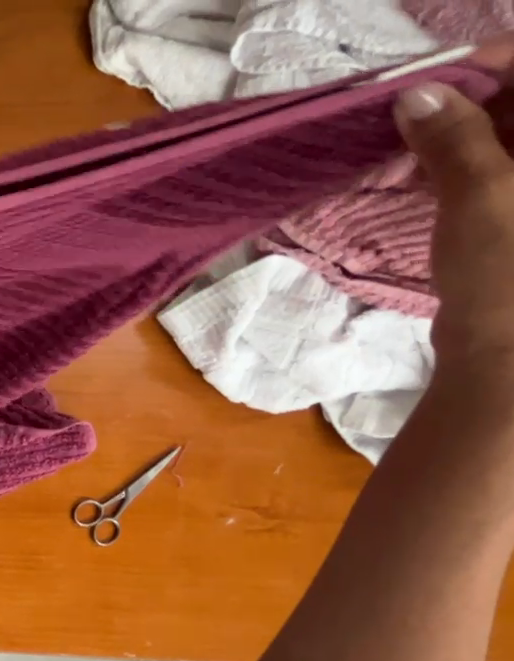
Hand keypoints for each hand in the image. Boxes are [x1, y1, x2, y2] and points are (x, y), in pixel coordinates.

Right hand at [396, 77, 513, 402]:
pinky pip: (501, 162)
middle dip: (466, 99)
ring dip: (458, 130)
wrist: (513, 348)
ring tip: (404, 145)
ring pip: (508, 132)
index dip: (488, 66)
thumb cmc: (507, 270)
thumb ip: (451, 137)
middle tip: (402, 115)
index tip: (423, 82)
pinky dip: (463, 158)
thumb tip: (417, 93)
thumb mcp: (478, 195)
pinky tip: (426, 170)